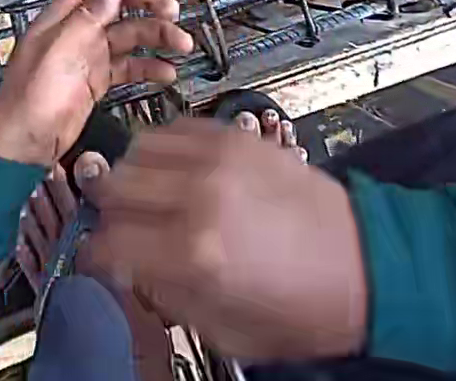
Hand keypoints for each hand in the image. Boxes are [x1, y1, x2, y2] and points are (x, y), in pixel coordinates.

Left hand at [0, 0, 189, 166]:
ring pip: (130, 34)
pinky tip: (166, 72)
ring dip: (158, 36)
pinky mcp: (98, 78)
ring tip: (182, 45)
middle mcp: (79, 28)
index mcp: (64, 13)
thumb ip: (87, 18)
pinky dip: (150, 66)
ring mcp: (90, 53)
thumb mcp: (59, 51)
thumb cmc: (31, 98)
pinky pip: (129, 65)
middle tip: (172, 14)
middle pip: (120, 2)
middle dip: (149, 4)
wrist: (24, 143)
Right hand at [86, 118, 367, 362]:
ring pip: (135, 147)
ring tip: (144, 193)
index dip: (93, 251)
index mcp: (196, 252)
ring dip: (131, 173)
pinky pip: (171, 126)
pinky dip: (160, 147)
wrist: (363, 262)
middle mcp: (198, 194)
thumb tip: (124, 268)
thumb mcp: (228, 328)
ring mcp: (214, 157)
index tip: (95, 253)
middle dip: (106, 206)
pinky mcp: (231, 135)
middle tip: (117, 221)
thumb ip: (164, 294)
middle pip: (113, 183)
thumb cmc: (305, 303)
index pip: (110, 240)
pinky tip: (173, 169)